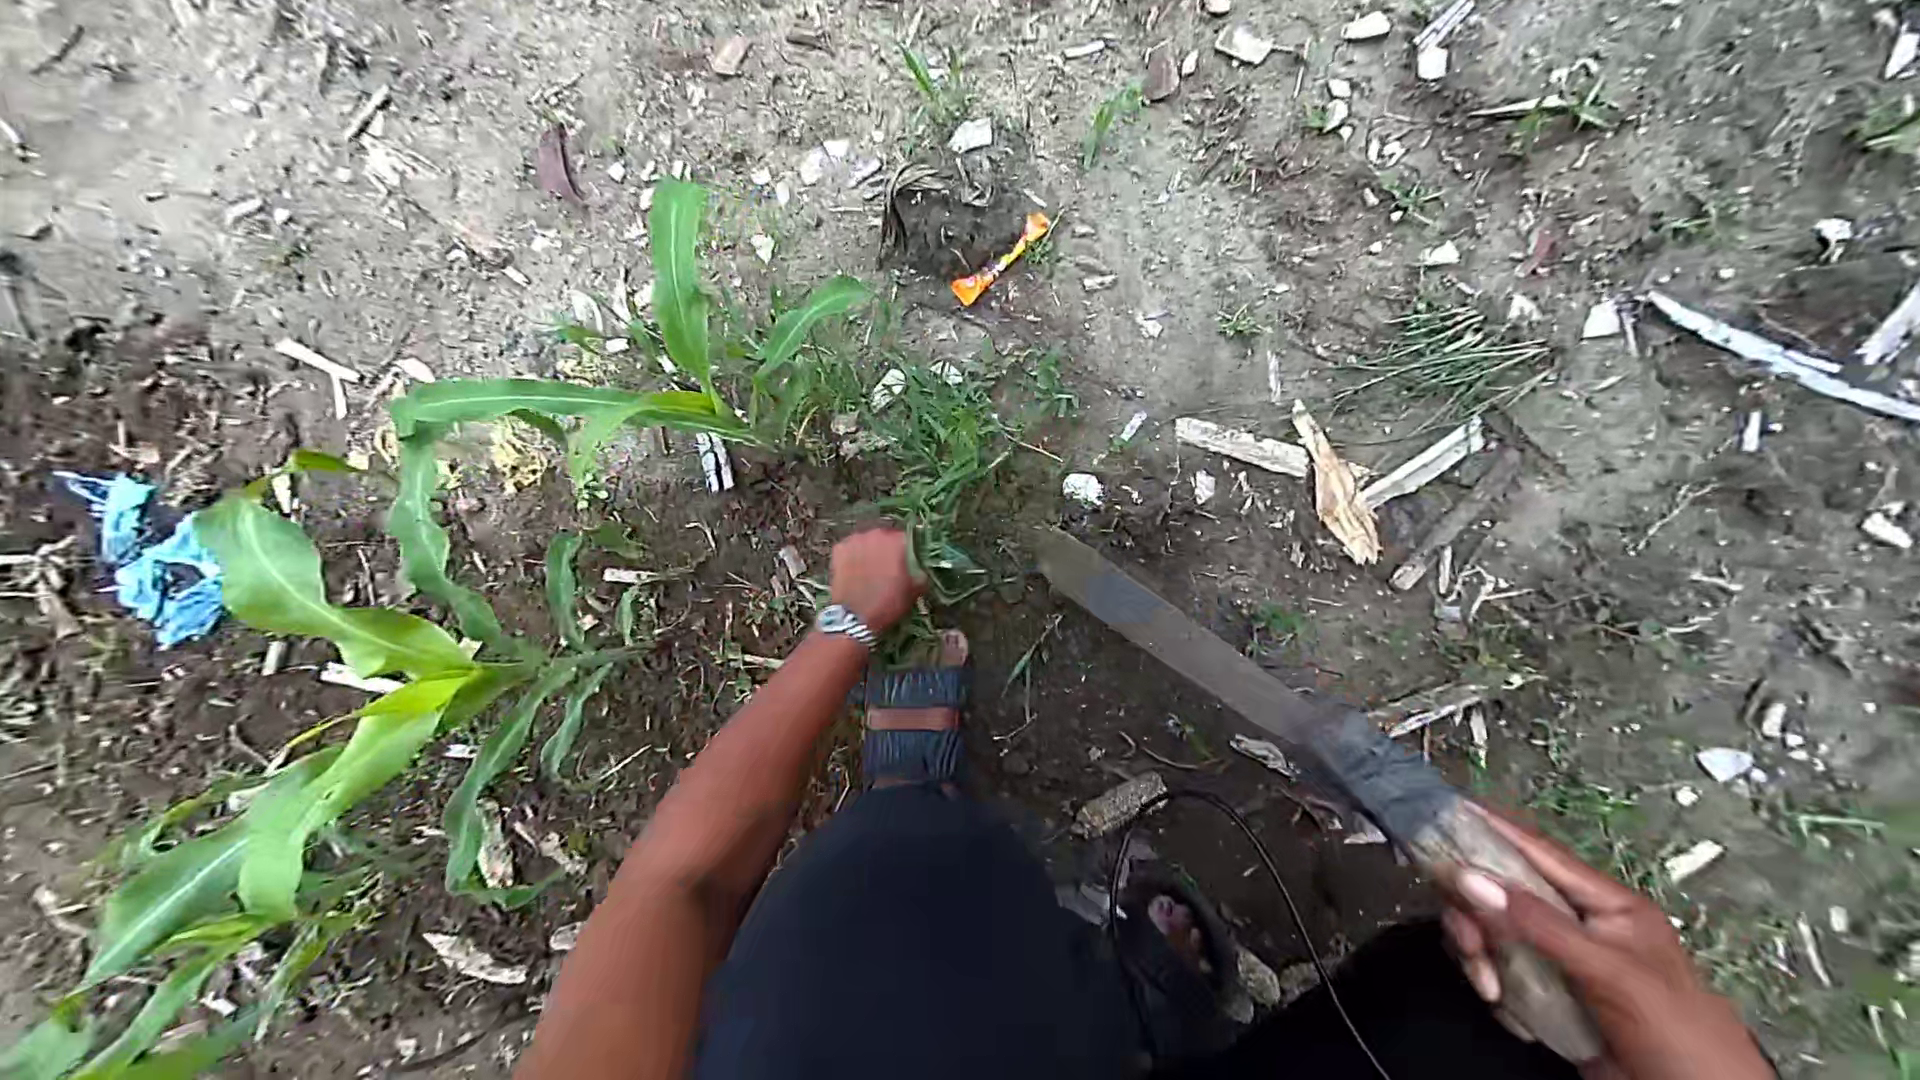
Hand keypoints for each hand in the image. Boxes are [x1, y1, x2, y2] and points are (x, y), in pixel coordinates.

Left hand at [826, 527, 922, 634]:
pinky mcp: (839, 548)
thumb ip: (921, 572)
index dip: (909, 550)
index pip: (909, 537)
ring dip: (870, 550)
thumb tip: (921, 567)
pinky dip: (854, 555)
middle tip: (889, 565)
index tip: (908, 561)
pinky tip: (855, 569)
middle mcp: (877, 533)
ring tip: (870, 568)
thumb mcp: (915, 589)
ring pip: (867, 540)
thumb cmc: (889, 603)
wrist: (854, 618)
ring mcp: (855, 539)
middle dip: (888, 548)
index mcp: (899, 540)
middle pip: (886, 536)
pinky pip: (851, 547)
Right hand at [1438, 805, 1772, 1079]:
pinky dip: (1487, 980)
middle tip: (1466, 937)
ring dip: (1475, 951)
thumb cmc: (1682, 1040)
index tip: (1438, 808)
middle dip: (1471, 910)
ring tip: (1488, 984)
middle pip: (1496, 888)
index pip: (1534, 849)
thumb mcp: (1613, 975)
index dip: (1488, 825)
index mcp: (1603, 903)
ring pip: (1485, 925)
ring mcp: (1554, 955)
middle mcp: (1572, 920)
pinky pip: (1490, 962)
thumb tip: (1466, 874)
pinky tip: (1504, 1004)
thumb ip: (1537, 922)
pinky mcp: (1540, 987)